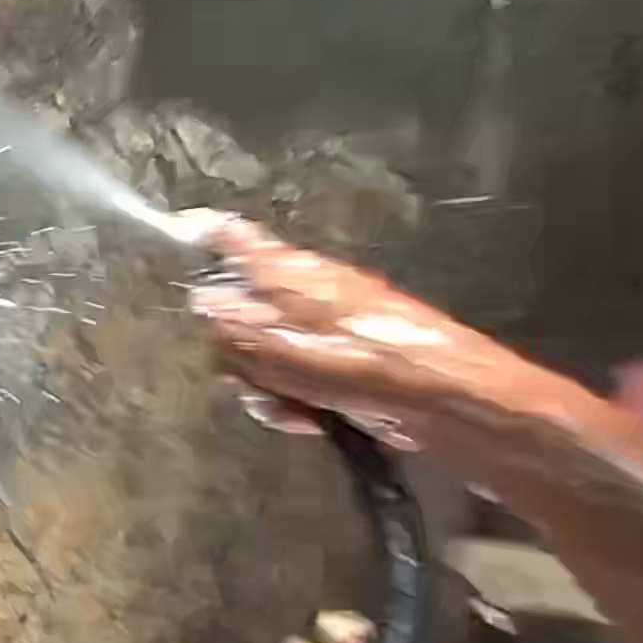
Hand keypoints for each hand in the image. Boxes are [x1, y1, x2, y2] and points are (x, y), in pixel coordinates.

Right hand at [183, 211, 536, 448]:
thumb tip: (201, 304)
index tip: (183, 226)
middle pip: (235, 309)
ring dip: (260, 381)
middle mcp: (307, 291)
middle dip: (228, 348)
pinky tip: (307, 416)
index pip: (237, 237)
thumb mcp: (274, 348)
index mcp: (289, 273)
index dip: (205, 231)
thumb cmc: (365, 367)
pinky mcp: (345, 360)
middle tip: (238, 370)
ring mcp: (328, 326)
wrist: (459, 408)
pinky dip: (291, 397)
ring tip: (283, 403)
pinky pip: (292, 374)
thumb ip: (227, 325)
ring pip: (259, 349)